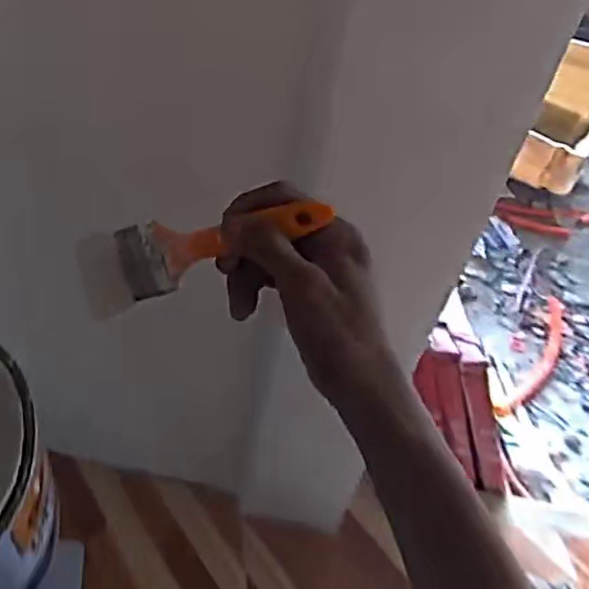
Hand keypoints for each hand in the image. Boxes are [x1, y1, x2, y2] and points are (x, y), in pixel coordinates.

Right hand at [217, 182, 395, 408]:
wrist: (362, 389)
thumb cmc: (337, 335)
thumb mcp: (301, 285)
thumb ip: (268, 245)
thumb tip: (234, 222)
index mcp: (334, 233)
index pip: (283, 199)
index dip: (249, 209)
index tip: (226, 233)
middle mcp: (326, 241)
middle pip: (269, 225)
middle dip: (244, 247)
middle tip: (225, 268)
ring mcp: (316, 264)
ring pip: (264, 249)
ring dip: (244, 271)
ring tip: (237, 304)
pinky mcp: (305, 285)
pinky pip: (270, 270)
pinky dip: (253, 284)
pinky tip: (244, 307)